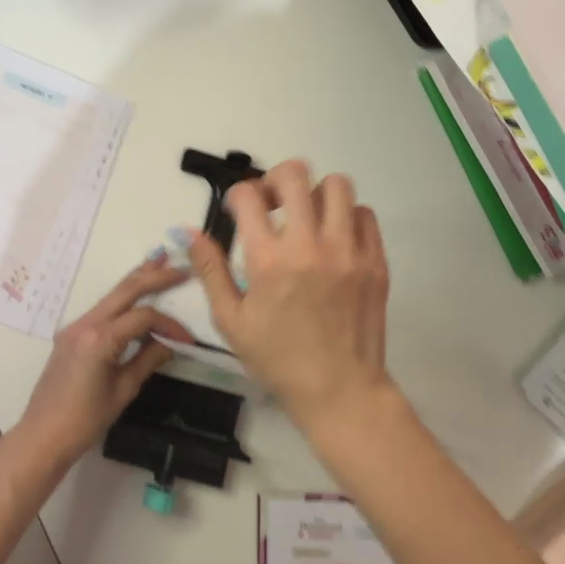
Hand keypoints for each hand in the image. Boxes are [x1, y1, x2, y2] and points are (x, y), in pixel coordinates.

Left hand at [15, 254, 191, 463]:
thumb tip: (170, 344)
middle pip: (125, 290)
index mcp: (100, 339)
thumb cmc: (85, 420)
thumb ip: (147, 360)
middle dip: (153, 275)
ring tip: (159, 265)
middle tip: (179, 265)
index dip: (170, 325)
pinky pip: (101, 310)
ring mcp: (75, 327)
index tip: (188, 340)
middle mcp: (86, 324)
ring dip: (136, 281)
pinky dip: (122, 301)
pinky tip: (136, 299)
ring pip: (111, 296)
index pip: (144, 317)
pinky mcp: (70, 335)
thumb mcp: (123, 391)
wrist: (42, 435)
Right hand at [186, 160, 394, 426]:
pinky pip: (364, 215)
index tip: (240, 211)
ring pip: (337, 185)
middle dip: (276, 180)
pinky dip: (347, 217)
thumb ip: (210, 270)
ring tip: (308, 218)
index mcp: (268, 260)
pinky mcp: (375, 261)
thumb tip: (189, 232)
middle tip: (274, 204)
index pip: (248, 196)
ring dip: (316, 193)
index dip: (238, 196)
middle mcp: (309, 246)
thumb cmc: (278, 358)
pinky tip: (335, 239)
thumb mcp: (231, 320)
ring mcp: (348, 251)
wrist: (339, 389)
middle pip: (295, 174)